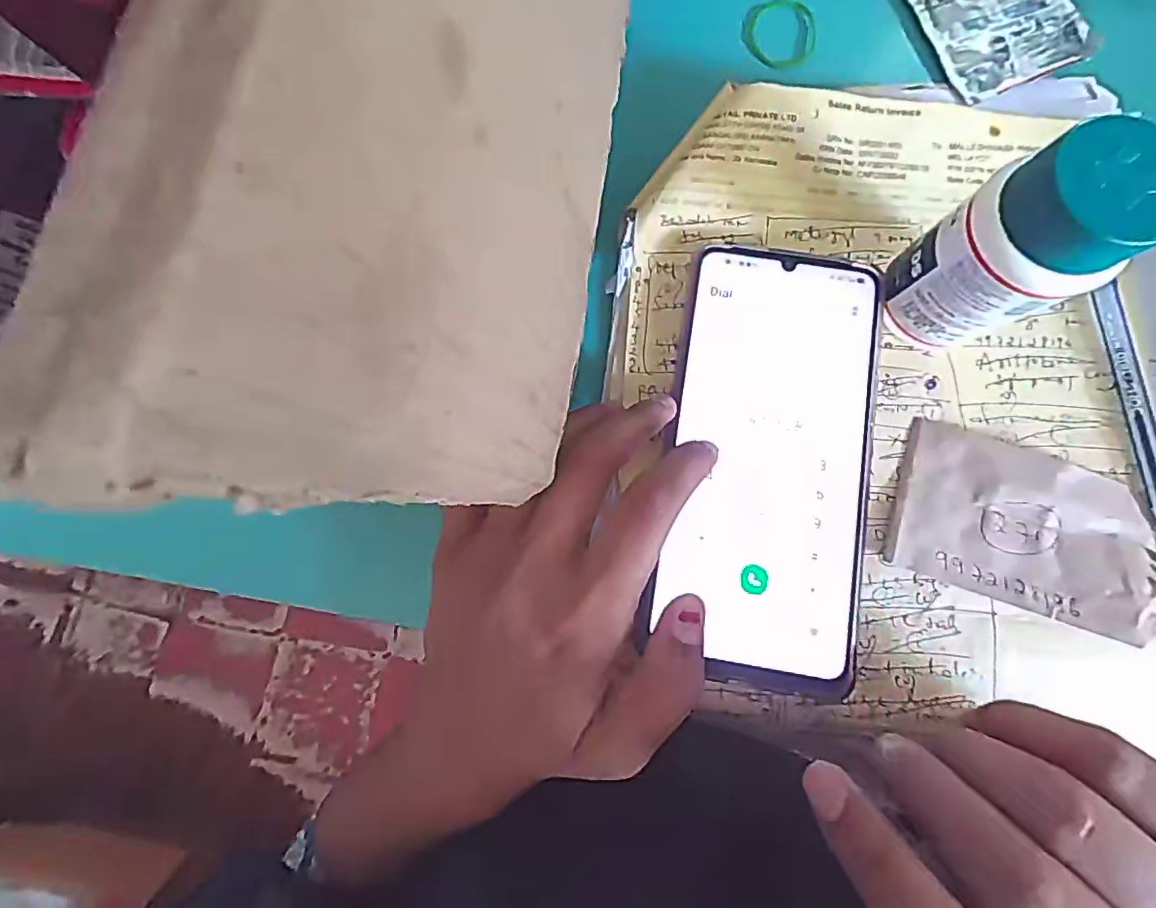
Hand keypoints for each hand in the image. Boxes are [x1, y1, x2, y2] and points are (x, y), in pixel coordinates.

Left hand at [315, 398, 716, 884]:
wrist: (454, 745)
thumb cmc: (551, 736)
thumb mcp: (626, 742)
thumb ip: (672, 682)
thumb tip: (692, 603)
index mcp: (586, 614)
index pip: (643, 516)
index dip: (680, 471)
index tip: (704, 450)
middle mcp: (535, 569)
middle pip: (589, 465)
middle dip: (635, 425)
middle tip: (664, 409)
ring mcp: (485, 550)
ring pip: (539, 458)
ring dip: (585, 423)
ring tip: (618, 412)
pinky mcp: (452, 544)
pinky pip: (485, 471)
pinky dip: (520, 443)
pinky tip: (548, 435)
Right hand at [802, 703, 1155, 907]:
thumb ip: (941, 897)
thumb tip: (867, 810)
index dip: (874, 855)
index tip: (824, 783)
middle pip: (1020, 876)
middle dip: (932, 794)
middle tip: (890, 752)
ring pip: (1072, 813)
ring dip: (983, 759)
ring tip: (942, 738)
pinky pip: (1130, 769)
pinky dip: (1048, 731)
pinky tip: (1001, 721)